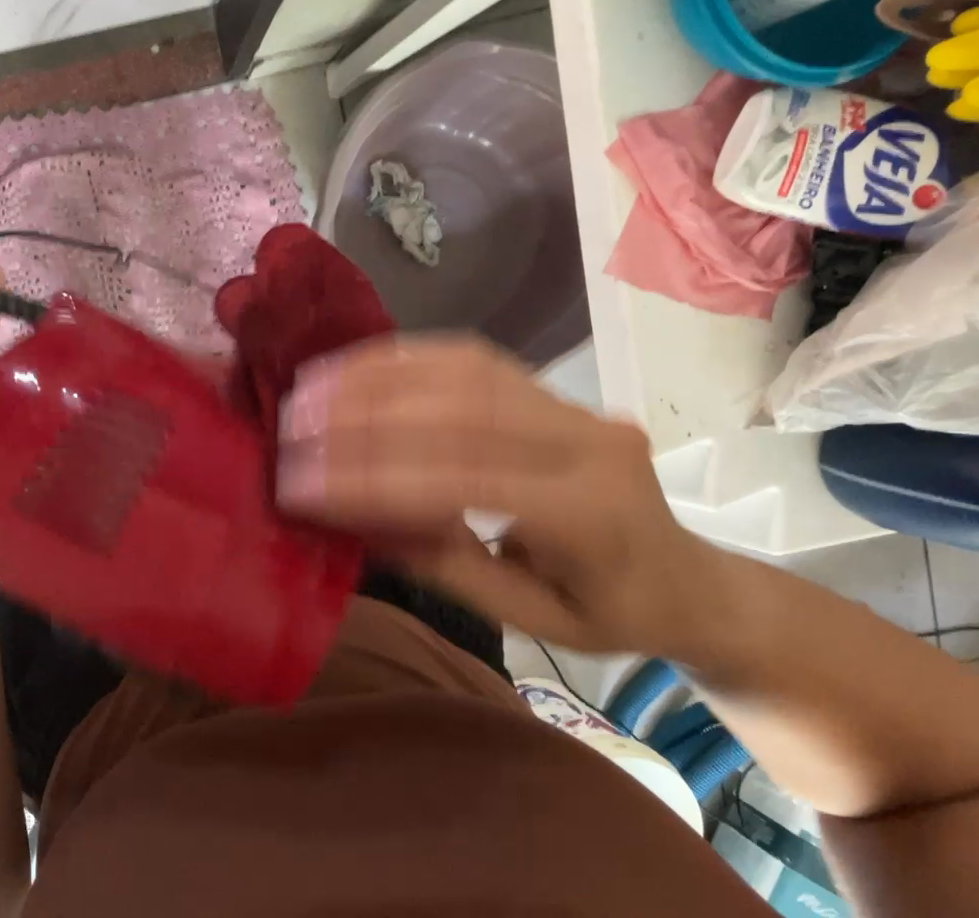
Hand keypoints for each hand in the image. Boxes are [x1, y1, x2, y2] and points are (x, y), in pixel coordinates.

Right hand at [273, 334, 735, 657]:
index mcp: (592, 515)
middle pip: (463, 411)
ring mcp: (574, 405)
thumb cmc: (608, 614)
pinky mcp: (552, 387)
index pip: (467, 482)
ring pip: (464, 371)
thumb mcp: (529, 619)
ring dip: (377, 378)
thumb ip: (446, 563)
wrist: (686, 577)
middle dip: (365, 419)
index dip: (378, 480)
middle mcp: (588, 442)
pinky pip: (472, 358)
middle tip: (292, 431)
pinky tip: (355, 368)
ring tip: (309, 391)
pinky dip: (405, 358)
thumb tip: (354, 518)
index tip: (303, 487)